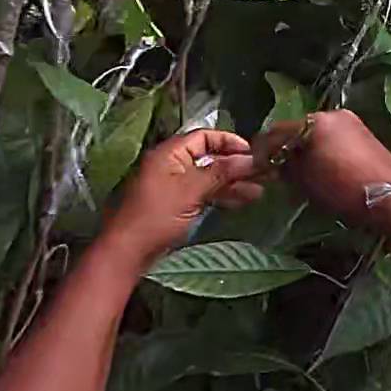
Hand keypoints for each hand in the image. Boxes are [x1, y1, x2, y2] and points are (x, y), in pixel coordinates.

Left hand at [99, 129, 262, 265]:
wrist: (128, 253)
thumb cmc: (157, 215)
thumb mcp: (192, 190)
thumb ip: (222, 171)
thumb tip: (251, 158)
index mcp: (170, 153)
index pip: (204, 136)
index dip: (229, 141)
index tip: (251, 152)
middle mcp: (173, 165)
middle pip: (210, 157)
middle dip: (236, 165)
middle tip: (262, 171)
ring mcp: (176, 186)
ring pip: (210, 177)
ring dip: (234, 182)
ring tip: (260, 189)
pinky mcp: (178, 204)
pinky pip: (206, 193)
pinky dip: (223, 195)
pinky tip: (244, 199)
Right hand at [252, 110, 390, 226]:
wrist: (389, 196)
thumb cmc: (342, 188)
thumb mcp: (306, 181)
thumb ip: (286, 167)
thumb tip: (277, 163)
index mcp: (316, 121)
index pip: (278, 131)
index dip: (263, 149)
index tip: (256, 165)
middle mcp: (333, 115)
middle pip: (299, 129)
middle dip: (286, 147)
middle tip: (276, 169)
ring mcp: (351, 122)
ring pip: (318, 133)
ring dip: (306, 148)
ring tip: (298, 171)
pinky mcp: (364, 133)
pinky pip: (334, 137)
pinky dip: (323, 149)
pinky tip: (321, 167)